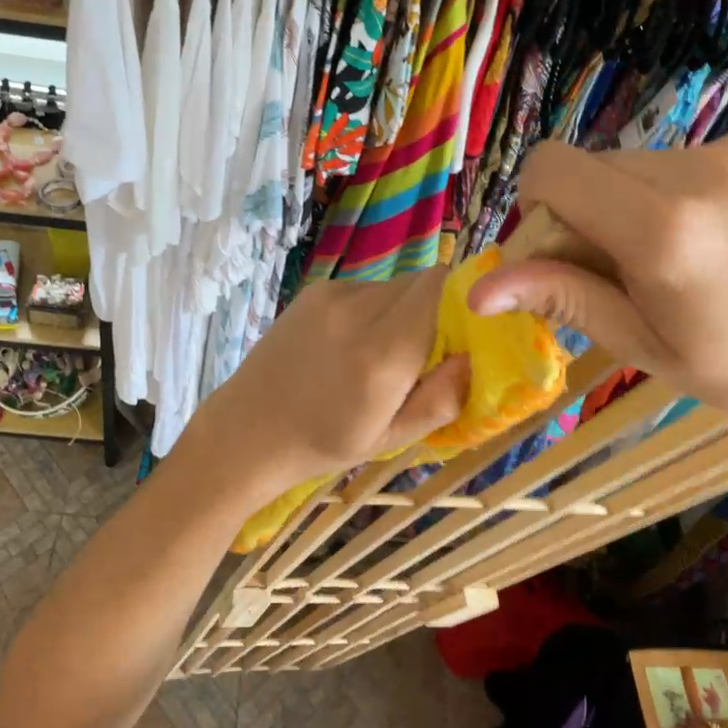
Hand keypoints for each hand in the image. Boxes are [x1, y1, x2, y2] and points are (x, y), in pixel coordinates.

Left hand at [182, 269, 469, 495]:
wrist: (248, 428)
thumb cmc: (324, 443)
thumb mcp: (391, 438)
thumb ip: (441, 398)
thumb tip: (479, 356)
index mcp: (381, 354)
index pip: (443, 291)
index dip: (464, 304)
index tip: (467, 334)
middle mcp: (356, 311)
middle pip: (424, 283)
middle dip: (438, 310)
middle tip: (427, 351)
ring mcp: (331, 294)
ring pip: (396, 284)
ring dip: (405, 309)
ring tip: (383, 352)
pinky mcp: (315, 289)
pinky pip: (366, 286)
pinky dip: (375, 308)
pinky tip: (353, 343)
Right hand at [467, 130, 727, 461]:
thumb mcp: (645, 346)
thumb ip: (561, 298)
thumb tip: (477, 290)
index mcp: (665, 231)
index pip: (552, 167)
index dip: (539, 203)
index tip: (564, 246)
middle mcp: (707, 172)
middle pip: (600, 166)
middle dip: (596, 209)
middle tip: (635, 266)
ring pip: (650, 161)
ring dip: (647, 199)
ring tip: (697, 253)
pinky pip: (703, 152)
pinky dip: (699, 187)